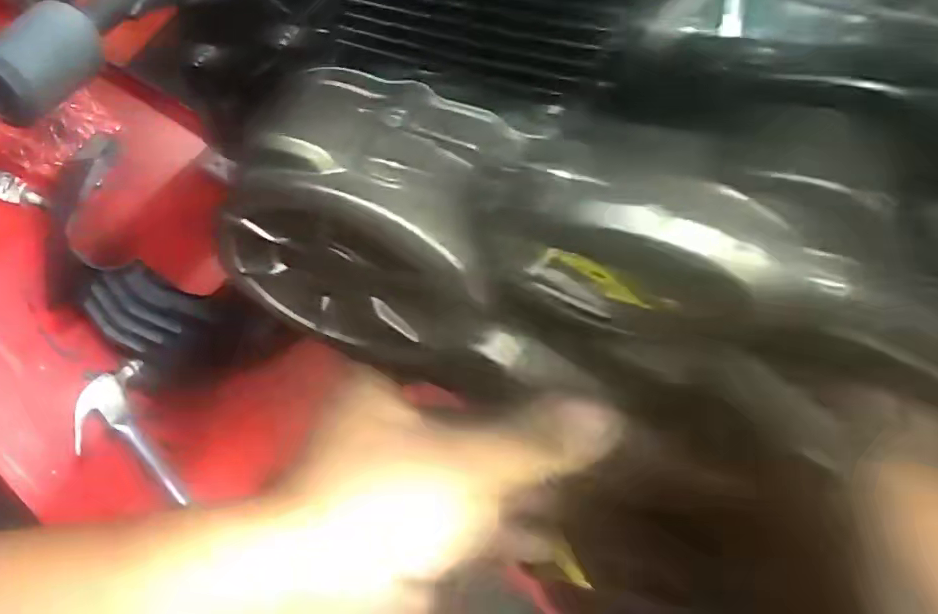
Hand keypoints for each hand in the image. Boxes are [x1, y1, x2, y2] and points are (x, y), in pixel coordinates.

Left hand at [252, 367, 619, 611]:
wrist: (332, 573)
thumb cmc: (391, 495)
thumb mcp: (469, 462)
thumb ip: (533, 439)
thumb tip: (605, 409)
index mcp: (381, 383)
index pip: (450, 363)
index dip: (503, 371)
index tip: (562, 373)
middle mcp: (385, 417)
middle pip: (465, 419)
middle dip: (524, 437)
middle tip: (594, 437)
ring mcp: (396, 471)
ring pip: (469, 470)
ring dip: (522, 487)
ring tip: (593, 489)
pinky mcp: (408, 521)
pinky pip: (465, 516)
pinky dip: (504, 527)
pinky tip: (555, 540)